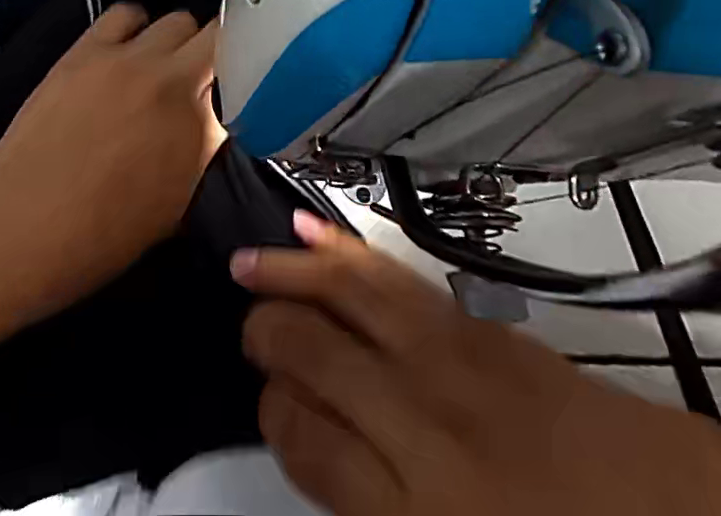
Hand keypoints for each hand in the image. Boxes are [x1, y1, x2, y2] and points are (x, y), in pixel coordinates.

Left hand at [0, 4, 223, 370]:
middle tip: (206, 72)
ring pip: (176, 19)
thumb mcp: (179, 205)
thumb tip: (212, 122)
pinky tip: (128, 47)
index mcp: (203, 128)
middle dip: (219, 52)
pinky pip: (126, 13)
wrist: (23, 227)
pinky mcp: (86, 49)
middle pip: (218, 36)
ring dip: (179, 38)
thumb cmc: (105, 235)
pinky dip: (136, 26)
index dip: (244, 82)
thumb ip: (204, 152)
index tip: (239, 89)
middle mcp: (175, 82)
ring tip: (164, 60)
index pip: (244, 81)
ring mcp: (129, 59)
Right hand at [233, 214, 720, 515]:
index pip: (302, 438)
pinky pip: (390, 279)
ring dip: (288, 276)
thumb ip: (373, 502)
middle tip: (249, 327)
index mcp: (411, 506)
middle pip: (311, 354)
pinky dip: (341, 252)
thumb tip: (316, 438)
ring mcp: (447, 359)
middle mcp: (416, 419)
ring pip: (344, 299)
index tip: (271, 404)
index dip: (274, 414)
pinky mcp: (474, 323)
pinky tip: (310, 232)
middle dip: (266, 335)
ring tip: (245, 261)